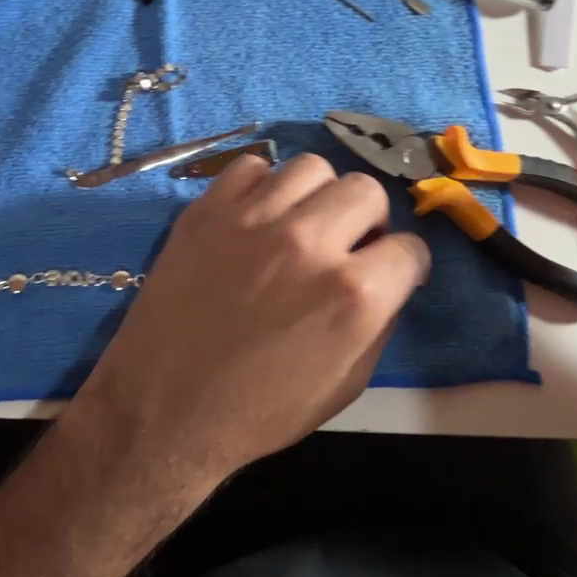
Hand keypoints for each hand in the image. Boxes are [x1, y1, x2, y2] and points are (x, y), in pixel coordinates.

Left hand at [69, 153, 429, 485]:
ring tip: (299, 225)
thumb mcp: (346, 384)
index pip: (410, 248)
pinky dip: (261, 185)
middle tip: (344, 246)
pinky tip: (254, 217)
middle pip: (365, 190)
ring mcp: (252, 219)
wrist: (166, 406)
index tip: (388, 273)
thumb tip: (388, 279)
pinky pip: (251, 166)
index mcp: (354, 294)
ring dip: (317, 196)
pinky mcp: (206, 210)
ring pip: (311, 167)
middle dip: (367, 220)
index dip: (403, 266)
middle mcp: (309, 242)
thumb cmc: (260, 410)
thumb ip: (377, 321)